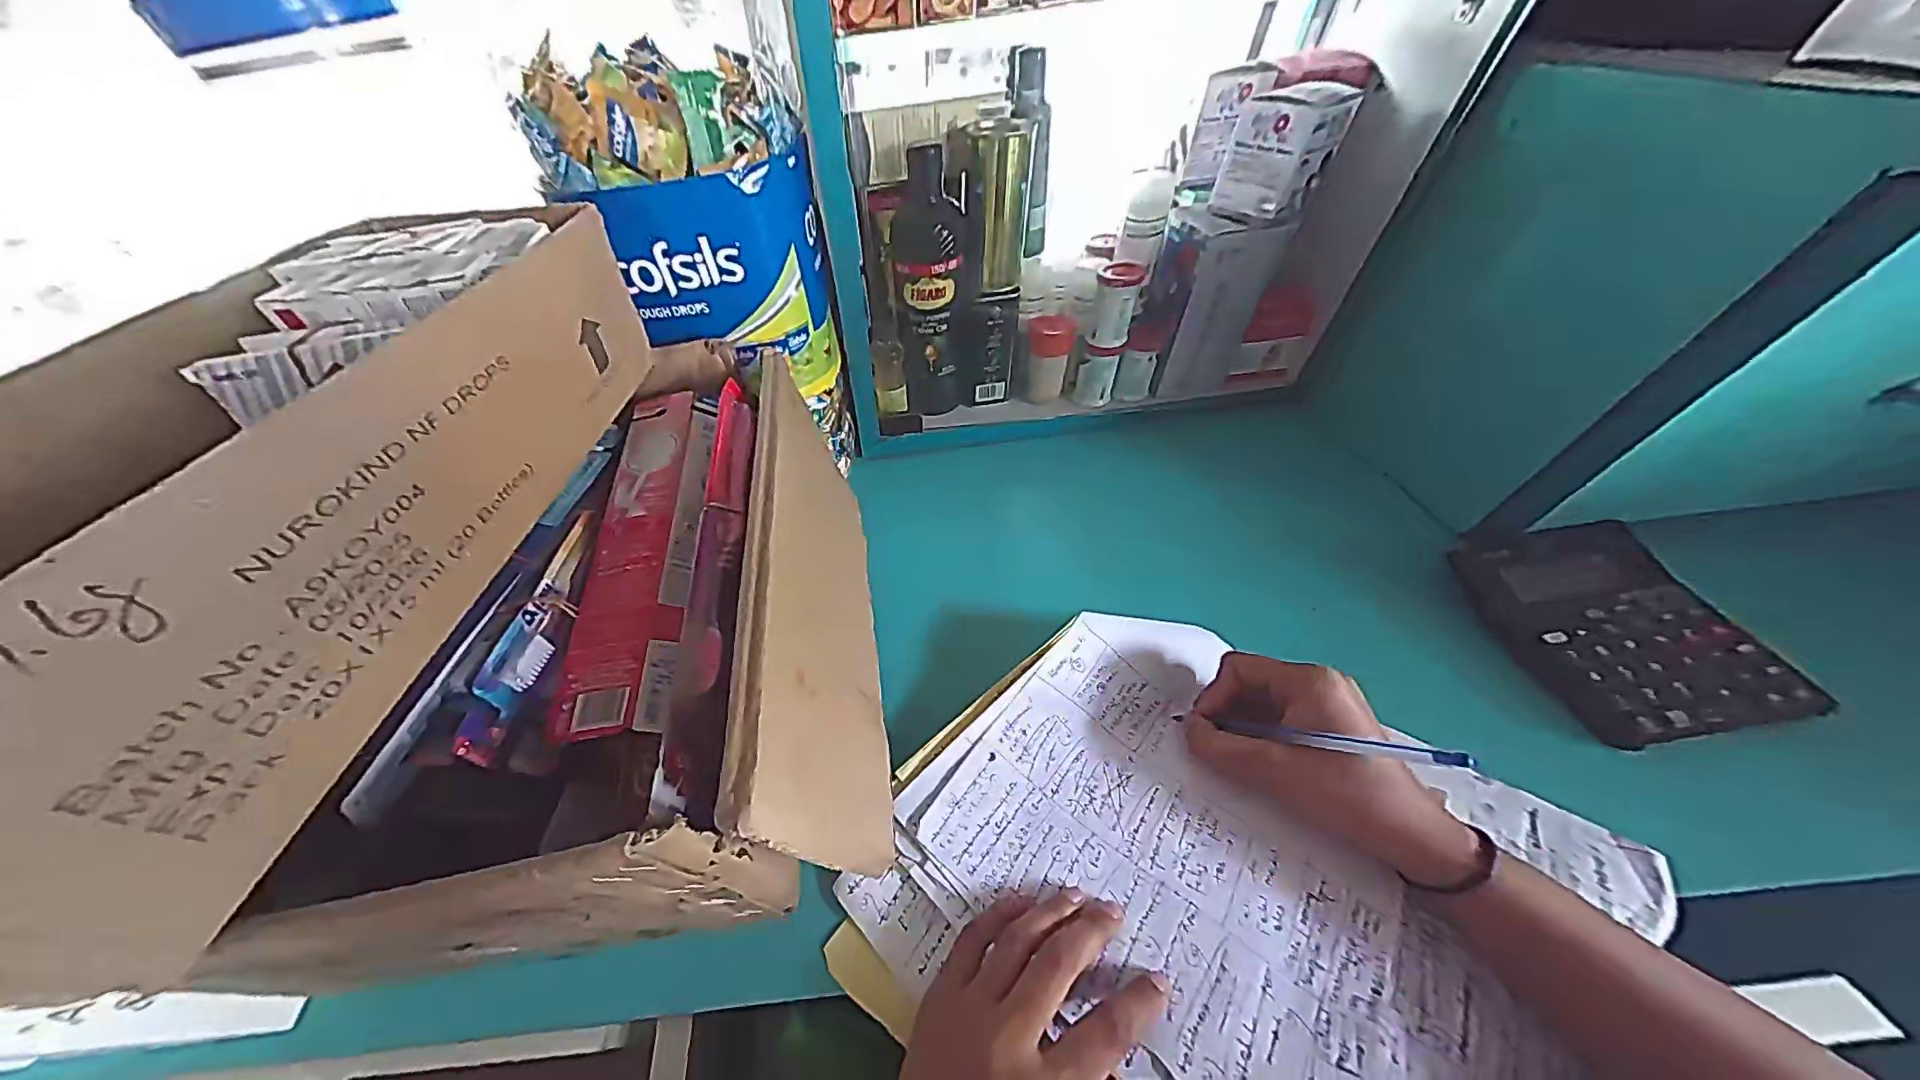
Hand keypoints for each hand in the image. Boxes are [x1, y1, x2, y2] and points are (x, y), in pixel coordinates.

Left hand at [900, 889, 1167, 1079]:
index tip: (1156, 980)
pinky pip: (972, 940)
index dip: (1137, 1002)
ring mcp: (969, 1011)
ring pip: (1017, 941)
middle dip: (1092, 932)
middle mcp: (1006, 1040)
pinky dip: (999, 914)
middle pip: (1058, 966)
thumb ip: (1086, 1079)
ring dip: (1050, 912)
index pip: (1106, 1034)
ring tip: (1075, 897)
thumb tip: (1116, 1044)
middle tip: (1112, 914)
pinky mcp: (939, 996)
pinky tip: (1021, 901)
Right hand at [1184, 653, 1479, 887]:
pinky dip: (1261, 740)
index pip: (1238, 669)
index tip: (1204, 732)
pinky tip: (1259, 766)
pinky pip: (1280, 722)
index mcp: (1308, 680)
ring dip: (1242, 730)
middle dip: (1226, 715)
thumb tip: (1188, 730)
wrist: (1412, 837)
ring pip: (1262, 706)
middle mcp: (1318, 683)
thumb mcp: (1273, 770)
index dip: (1213, 697)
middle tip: (1215, 749)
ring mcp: (1326, 705)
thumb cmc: (1346, 794)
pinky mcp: (1329, 729)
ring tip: (1236, 761)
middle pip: (1249, 685)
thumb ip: (1221, 747)